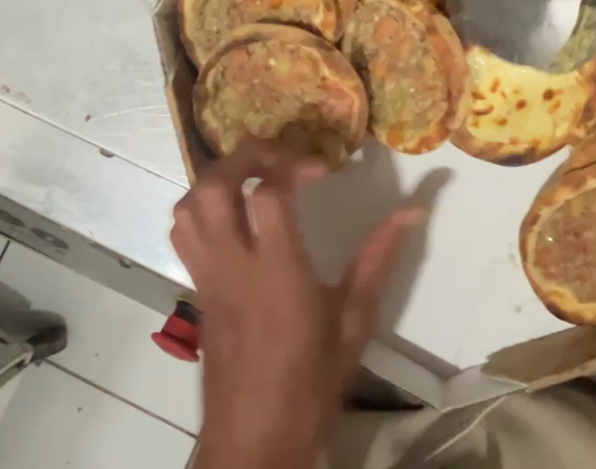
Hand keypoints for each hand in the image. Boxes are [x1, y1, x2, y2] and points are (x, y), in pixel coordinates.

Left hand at [171, 142, 419, 468]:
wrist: (254, 439)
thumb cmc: (311, 384)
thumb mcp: (354, 322)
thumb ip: (378, 258)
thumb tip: (412, 210)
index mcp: (277, 274)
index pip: (267, 195)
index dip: (292, 165)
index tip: (323, 169)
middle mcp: (233, 266)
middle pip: (216, 186)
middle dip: (247, 156)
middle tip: (282, 158)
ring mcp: (207, 276)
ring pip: (189, 204)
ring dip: (219, 175)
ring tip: (255, 175)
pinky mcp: (195, 287)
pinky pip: (183, 231)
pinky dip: (200, 204)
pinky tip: (232, 211)